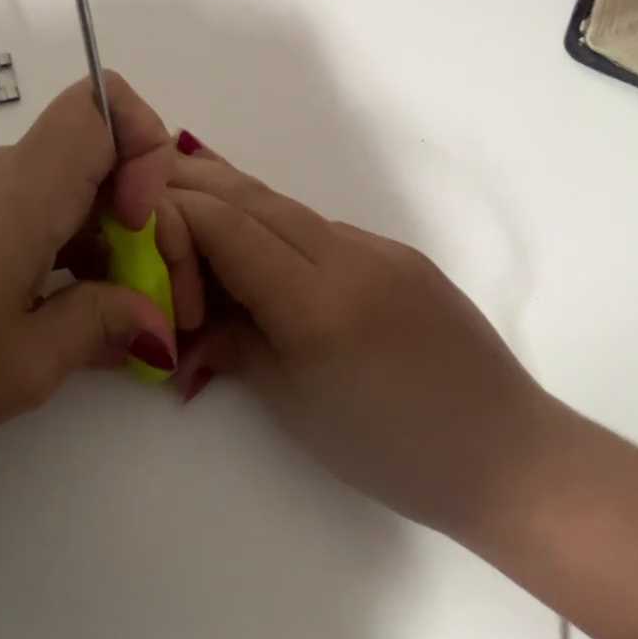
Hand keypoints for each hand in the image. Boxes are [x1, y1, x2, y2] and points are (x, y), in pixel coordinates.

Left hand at [0, 72, 202, 461]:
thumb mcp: (28, 363)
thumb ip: (102, 325)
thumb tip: (155, 322)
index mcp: (21, 193)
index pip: (103, 106)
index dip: (145, 150)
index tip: (141, 227)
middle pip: (87, 155)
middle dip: (130, 218)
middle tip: (138, 297)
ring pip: (55, 191)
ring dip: (93, 244)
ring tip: (96, 321)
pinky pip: (19, 216)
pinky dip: (53, 253)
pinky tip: (48, 315)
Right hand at [166, 136, 558, 538]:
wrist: (504, 455)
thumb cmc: (387, 448)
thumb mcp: (293, 404)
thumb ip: (234, 348)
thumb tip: (183, 329)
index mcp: (316, 299)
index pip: (227, 226)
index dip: (172, 217)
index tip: (133, 224)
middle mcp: (350, 254)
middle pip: (254, 199)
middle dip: (193, 187)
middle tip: (142, 183)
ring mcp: (381, 251)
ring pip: (288, 210)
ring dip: (232, 202)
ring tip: (186, 206)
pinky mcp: (400, 261)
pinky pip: (321, 231)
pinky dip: (272, 228)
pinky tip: (253, 250)